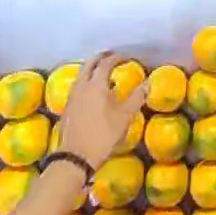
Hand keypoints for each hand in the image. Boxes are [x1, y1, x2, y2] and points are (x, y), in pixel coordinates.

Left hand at [55, 51, 146, 168]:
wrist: (75, 158)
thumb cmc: (103, 135)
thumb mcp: (125, 116)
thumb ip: (137, 97)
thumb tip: (148, 83)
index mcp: (96, 85)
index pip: (105, 64)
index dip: (116, 57)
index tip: (126, 57)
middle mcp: (81, 87)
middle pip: (89, 65)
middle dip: (100, 58)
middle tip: (112, 57)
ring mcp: (71, 98)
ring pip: (81, 75)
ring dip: (91, 69)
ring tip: (102, 72)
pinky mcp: (67, 108)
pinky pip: (77, 87)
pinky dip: (86, 81)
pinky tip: (93, 92)